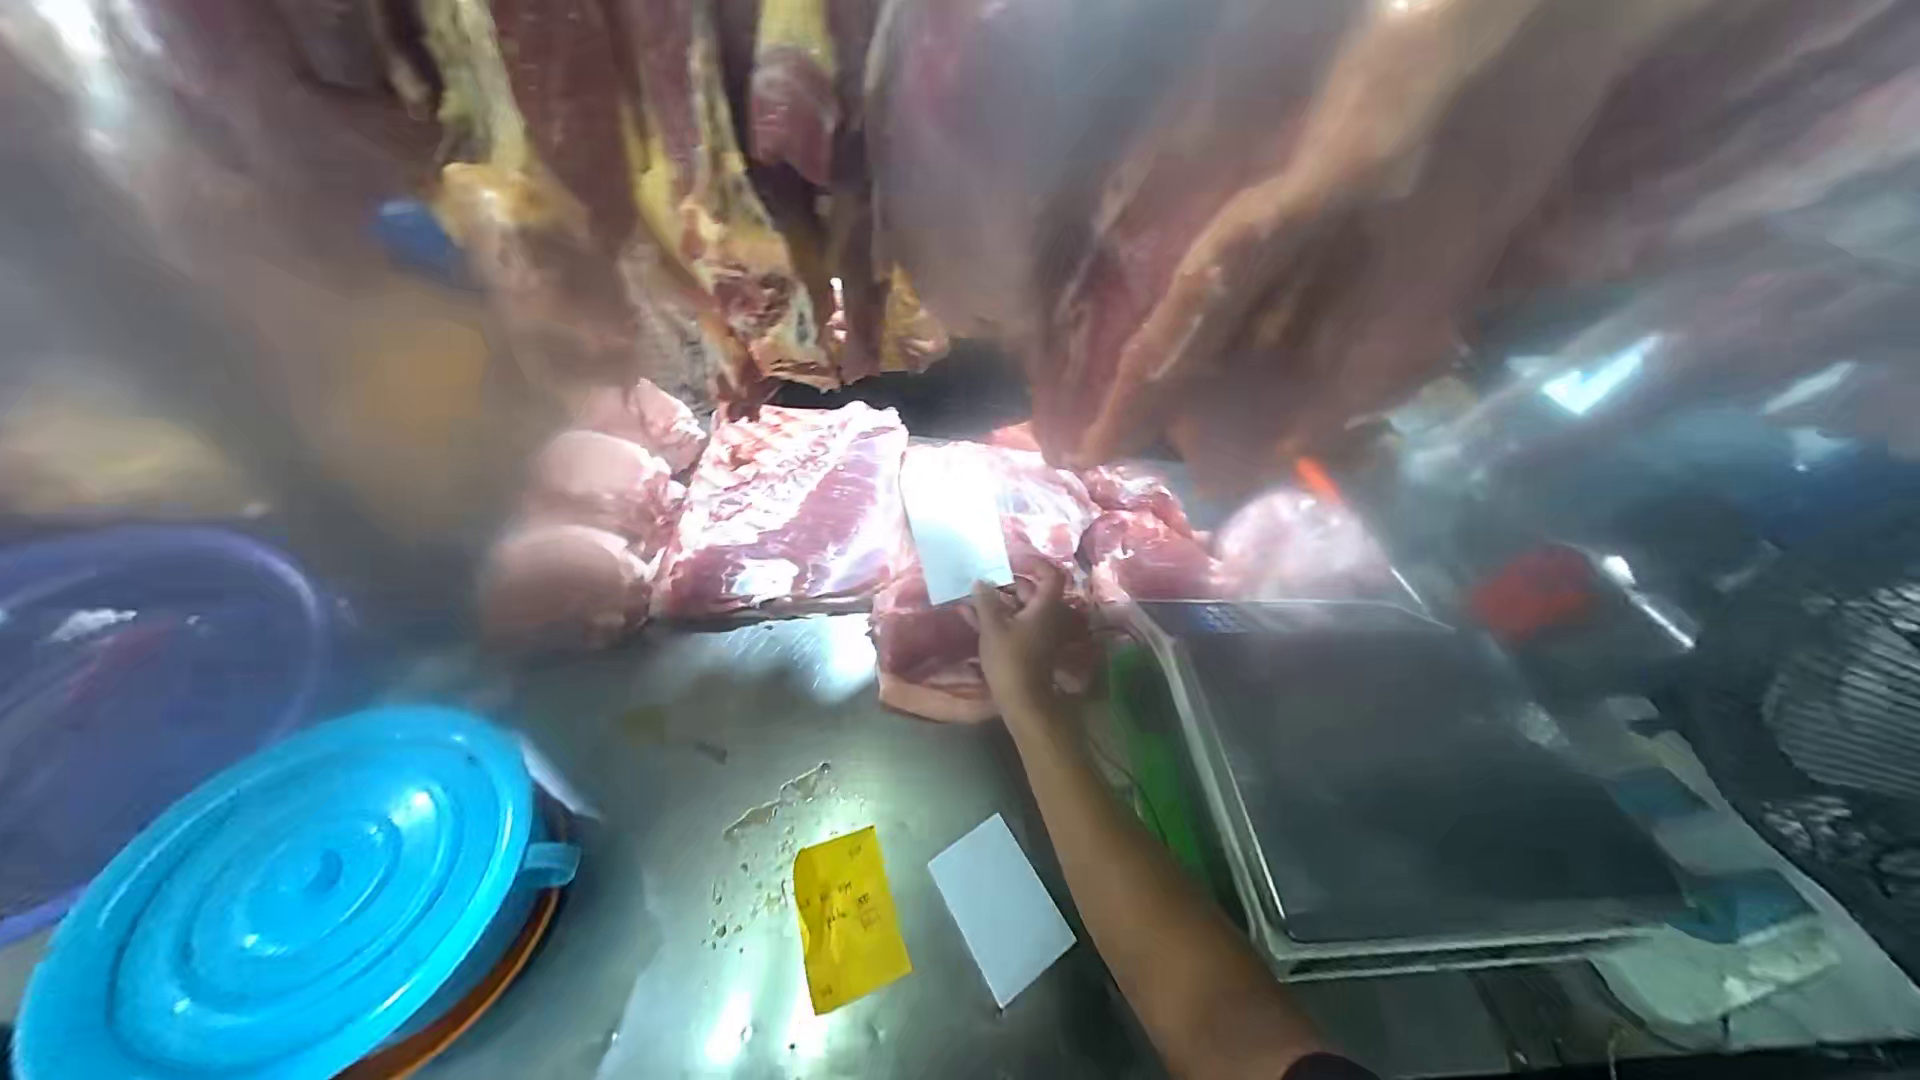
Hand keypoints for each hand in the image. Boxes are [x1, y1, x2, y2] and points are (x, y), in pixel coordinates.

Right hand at [971, 563, 1069, 718]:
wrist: (1022, 701)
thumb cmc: (1010, 660)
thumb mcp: (993, 628)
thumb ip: (986, 602)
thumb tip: (980, 581)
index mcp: (1044, 607)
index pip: (1050, 575)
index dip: (1033, 563)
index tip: (1010, 560)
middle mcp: (1044, 616)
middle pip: (1030, 589)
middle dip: (1005, 581)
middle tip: (982, 576)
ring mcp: (1035, 631)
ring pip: (1017, 606)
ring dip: (995, 599)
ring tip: (969, 593)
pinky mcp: (1025, 644)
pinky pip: (1011, 622)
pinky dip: (993, 616)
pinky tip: (967, 612)